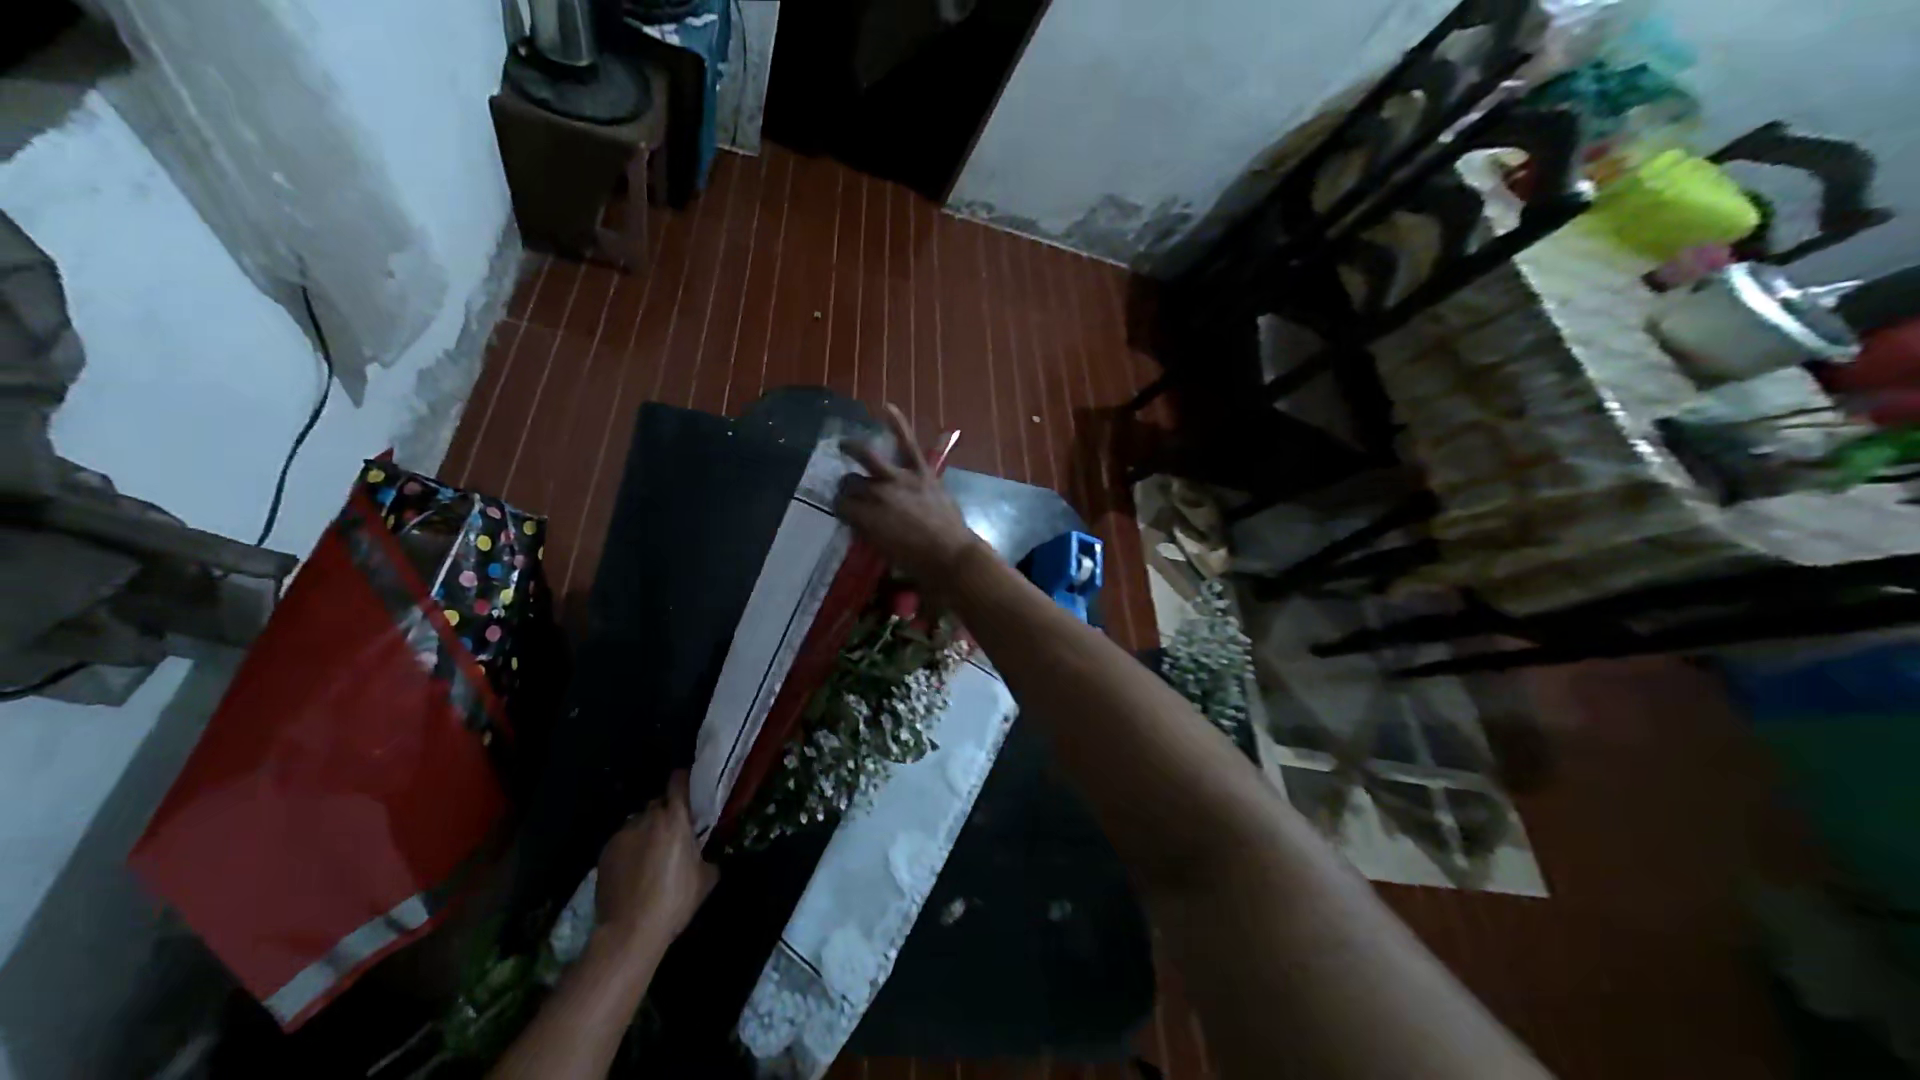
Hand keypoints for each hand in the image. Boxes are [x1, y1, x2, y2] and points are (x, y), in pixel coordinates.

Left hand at [594, 770, 717, 951]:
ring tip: (650, 857)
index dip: (683, 780)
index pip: (677, 783)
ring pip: (638, 824)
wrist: (629, 932)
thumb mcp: (706, 879)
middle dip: (665, 813)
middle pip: (657, 804)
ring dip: (646, 832)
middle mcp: (646, 819)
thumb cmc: (674, 901)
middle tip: (673, 834)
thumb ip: (707, 857)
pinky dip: (629, 849)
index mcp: (675, 819)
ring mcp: (622, 835)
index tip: (687, 784)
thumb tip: (706, 854)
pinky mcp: (604, 853)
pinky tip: (633, 871)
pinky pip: (622, 842)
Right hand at [838, 403, 984, 583]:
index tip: (844, 510)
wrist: (950, 554)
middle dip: (847, 487)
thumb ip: (867, 530)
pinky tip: (887, 408)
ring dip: (852, 448)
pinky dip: (898, 424)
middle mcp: (877, 493)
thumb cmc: (915, 561)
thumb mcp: (881, 551)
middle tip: (849, 490)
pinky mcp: (921, 471)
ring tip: (843, 444)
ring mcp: (899, 478)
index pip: (843, 505)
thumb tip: (860, 518)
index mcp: (865, 516)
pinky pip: (907, 444)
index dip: (842, 508)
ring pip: (869, 457)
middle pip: (852, 483)